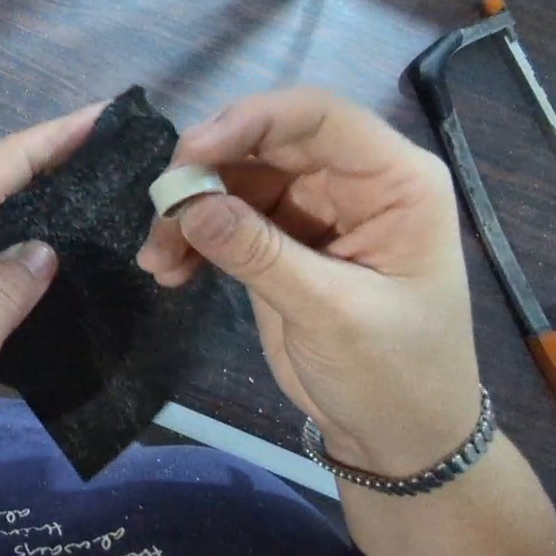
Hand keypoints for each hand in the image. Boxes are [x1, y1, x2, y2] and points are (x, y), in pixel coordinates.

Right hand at [137, 87, 481, 477]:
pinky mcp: (275, 238)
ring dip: (186, 211)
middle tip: (158, 208)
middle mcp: (349, 180)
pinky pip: (220, 216)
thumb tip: (187, 204)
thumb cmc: (395, 375)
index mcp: (393, 181)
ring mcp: (308, 208)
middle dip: (203, 171)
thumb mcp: (332, 315)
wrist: (398, 439)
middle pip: (262, 142)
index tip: (188, 154)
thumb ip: (259, 254)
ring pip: (230, 179)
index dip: (250, 121)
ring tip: (157, 258)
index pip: (319, 117)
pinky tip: (168, 271)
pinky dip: (189, 237)